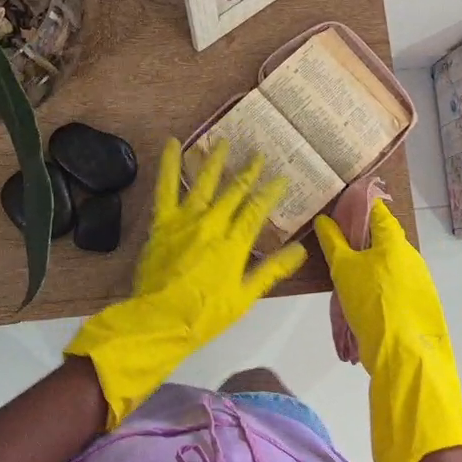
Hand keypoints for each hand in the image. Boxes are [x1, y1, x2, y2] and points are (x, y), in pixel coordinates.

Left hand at [66, 140, 307, 428]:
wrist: (160, 320)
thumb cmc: (205, 315)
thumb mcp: (245, 297)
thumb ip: (271, 270)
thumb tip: (301, 250)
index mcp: (234, 244)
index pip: (257, 211)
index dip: (270, 193)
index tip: (282, 178)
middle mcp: (213, 224)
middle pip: (234, 193)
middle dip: (249, 172)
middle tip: (259, 153)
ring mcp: (186, 220)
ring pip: (204, 183)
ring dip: (215, 161)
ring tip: (224, 141)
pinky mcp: (162, 222)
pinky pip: (165, 188)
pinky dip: (168, 164)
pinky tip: (171, 143)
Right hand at [314, 201, 461, 461]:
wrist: (403, 353)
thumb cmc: (371, 302)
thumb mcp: (343, 269)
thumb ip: (332, 241)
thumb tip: (324, 219)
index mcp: (395, 242)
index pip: (378, 211)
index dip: (360, 206)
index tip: (341, 208)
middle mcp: (412, 256)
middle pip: (385, 240)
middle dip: (363, 241)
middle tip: (339, 247)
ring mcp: (420, 281)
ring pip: (391, 265)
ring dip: (372, 268)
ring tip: (349, 279)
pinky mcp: (421, 303)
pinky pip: (397, 286)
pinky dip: (381, 287)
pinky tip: (366, 301)